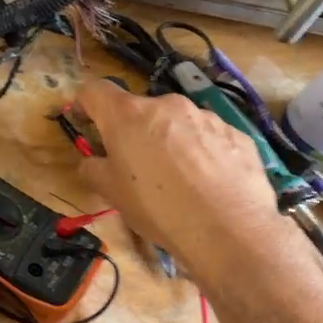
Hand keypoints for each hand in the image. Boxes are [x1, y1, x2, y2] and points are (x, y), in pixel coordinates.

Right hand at [73, 79, 287, 284]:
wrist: (230, 231)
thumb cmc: (158, 208)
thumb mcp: (110, 192)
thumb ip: (93, 167)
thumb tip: (95, 161)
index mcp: (127, 115)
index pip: (95, 90)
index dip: (85, 104)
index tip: (86, 122)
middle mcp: (166, 105)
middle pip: (139, 108)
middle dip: (133, 129)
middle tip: (136, 162)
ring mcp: (206, 117)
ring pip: (176, 122)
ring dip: (169, 139)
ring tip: (178, 176)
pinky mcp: (237, 134)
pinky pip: (208, 136)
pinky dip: (201, 151)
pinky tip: (207, 181)